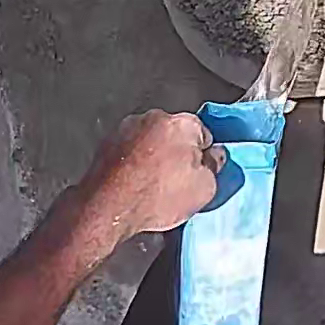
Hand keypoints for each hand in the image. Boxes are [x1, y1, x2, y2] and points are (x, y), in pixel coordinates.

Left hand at [76, 109, 225, 238]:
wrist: (108, 206)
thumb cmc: (155, 197)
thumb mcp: (204, 190)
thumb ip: (215, 167)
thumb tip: (215, 157)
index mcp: (184, 124)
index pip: (204, 135)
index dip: (203, 156)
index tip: (199, 172)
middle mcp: (156, 118)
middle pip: (176, 134)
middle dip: (178, 153)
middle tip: (176, 181)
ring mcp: (130, 126)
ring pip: (152, 139)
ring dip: (154, 155)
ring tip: (153, 185)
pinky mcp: (110, 139)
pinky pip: (132, 147)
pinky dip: (135, 160)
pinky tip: (135, 182)